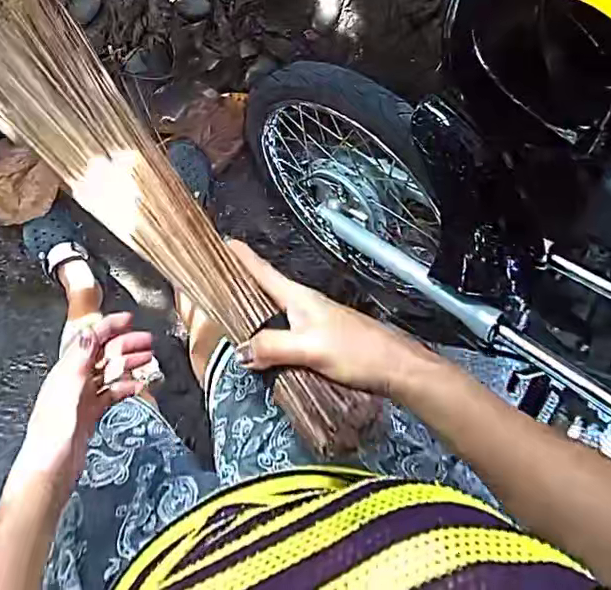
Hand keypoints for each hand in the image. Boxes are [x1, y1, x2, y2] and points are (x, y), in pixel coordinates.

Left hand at [9, 312, 154, 487]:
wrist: (48, 474)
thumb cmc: (51, 435)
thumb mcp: (66, 390)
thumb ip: (78, 360)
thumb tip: (89, 332)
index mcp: (67, 370)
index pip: (91, 339)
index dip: (110, 326)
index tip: (128, 319)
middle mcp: (74, 380)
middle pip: (104, 354)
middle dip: (126, 344)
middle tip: (147, 341)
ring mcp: (82, 398)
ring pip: (109, 373)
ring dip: (128, 364)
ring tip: (147, 359)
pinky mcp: (88, 415)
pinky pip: (110, 394)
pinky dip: (124, 388)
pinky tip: (136, 386)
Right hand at [227, 239, 431, 397]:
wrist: (395, 367)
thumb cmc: (356, 350)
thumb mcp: (310, 348)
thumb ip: (273, 347)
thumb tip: (240, 351)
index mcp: (296, 296)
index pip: (262, 269)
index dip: (241, 255)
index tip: (222, 243)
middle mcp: (300, 302)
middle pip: (263, 286)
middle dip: (239, 280)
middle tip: (214, 280)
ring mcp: (310, 318)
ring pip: (272, 308)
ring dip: (251, 306)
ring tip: (229, 311)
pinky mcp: (317, 336)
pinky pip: (281, 326)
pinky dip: (265, 327)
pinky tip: (260, 341)